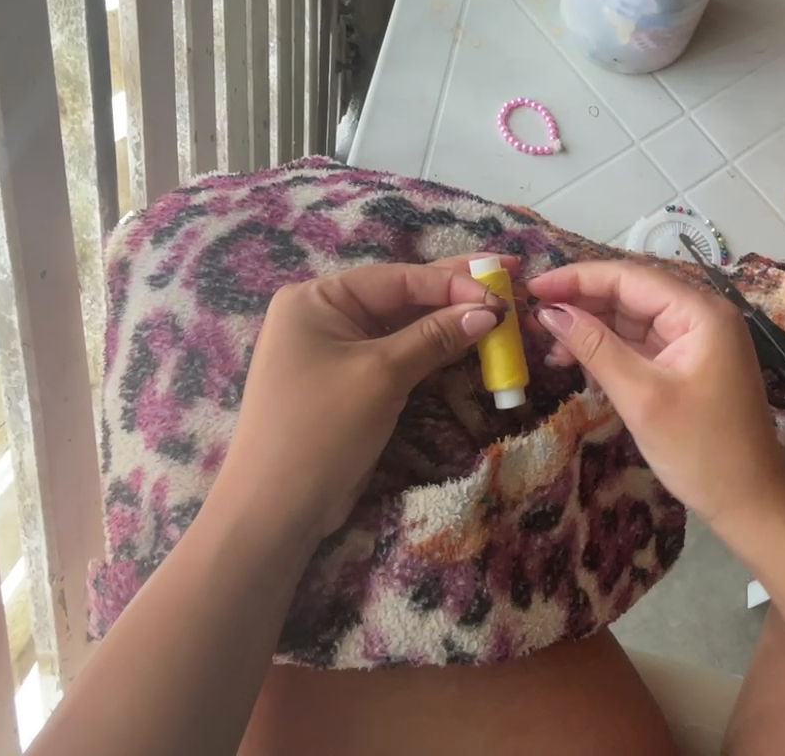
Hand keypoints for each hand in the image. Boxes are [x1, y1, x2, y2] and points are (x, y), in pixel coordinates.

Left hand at [213, 257, 511, 540]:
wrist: (275, 512)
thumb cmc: (322, 428)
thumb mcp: (382, 374)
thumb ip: (436, 337)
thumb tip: (489, 313)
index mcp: (319, 298)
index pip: (398, 278)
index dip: (453, 283)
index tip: (500, 292)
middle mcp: (326, 315)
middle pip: (402, 294)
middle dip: (456, 289)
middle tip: (508, 273)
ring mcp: (338, 349)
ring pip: (405, 324)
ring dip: (451, 319)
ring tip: (499, 304)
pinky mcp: (352, 380)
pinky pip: (400, 352)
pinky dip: (435, 347)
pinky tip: (470, 338)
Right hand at [527, 262, 784, 527]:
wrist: (751, 504)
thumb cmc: (701, 450)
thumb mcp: (641, 396)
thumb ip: (595, 347)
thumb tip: (550, 313)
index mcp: (700, 313)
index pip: (629, 278)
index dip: (577, 278)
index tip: (533, 287)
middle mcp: (701, 316)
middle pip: (631, 294)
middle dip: (582, 303)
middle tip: (534, 317)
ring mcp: (696, 340)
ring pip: (633, 319)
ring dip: (592, 328)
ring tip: (551, 346)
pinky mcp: (689, 363)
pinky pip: (643, 343)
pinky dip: (610, 349)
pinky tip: (579, 362)